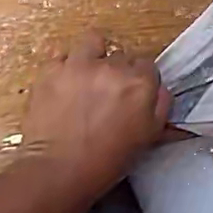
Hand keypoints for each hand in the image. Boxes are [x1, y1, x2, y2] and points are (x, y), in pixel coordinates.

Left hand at [18, 33, 170, 190]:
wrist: (60, 170)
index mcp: (141, 83)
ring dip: (95, 55)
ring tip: (89, 75)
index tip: (133, 94)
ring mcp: (79, 66)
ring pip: (94, 42)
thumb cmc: (109, 158)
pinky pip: (63, 56)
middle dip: (119, 71)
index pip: (148, 65)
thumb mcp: (151, 135)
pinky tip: (67, 83)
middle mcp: (113, 67)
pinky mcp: (51, 71)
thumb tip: (158, 87)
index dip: (141, 80)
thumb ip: (161, 104)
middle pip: (122, 55)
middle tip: (110, 94)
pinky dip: (67, 66)